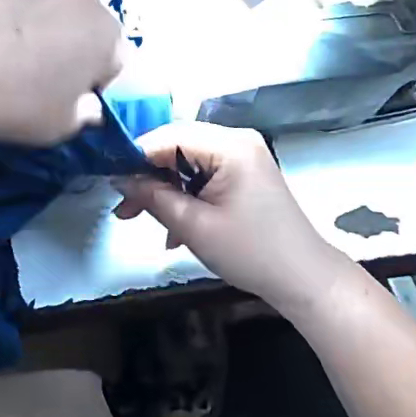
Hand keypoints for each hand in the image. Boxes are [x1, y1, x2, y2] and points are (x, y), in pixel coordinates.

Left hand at [0, 0, 123, 145]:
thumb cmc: (12, 103)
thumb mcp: (59, 127)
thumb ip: (84, 113)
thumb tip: (89, 105)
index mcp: (107, 37)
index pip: (116, 59)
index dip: (94, 79)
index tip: (68, 94)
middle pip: (86, 22)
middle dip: (71, 42)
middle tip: (35, 70)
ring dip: (39, 17)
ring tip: (1, 44)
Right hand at [113, 122, 344, 310]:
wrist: (305, 280)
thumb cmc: (250, 252)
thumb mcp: (193, 226)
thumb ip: (153, 196)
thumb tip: (119, 179)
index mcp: (229, 145)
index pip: (168, 136)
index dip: (136, 155)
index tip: (110, 178)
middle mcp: (236, 140)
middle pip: (176, 146)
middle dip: (148, 176)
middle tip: (122, 206)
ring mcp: (242, 156)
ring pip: (186, 161)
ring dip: (163, 189)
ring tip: (138, 217)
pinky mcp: (243, 173)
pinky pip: (202, 173)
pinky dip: (184, 195)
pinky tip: (171, 227)